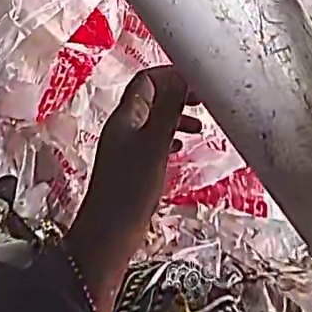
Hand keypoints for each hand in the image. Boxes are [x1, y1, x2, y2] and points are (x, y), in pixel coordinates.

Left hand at [67, 67, 199, 311]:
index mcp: (126, 116)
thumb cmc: (130, 191)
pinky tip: (181, 148)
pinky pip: (152, 140)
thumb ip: (167, 114)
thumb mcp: (155, 148)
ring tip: (200, 125)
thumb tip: (180, 82)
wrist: (107, 236)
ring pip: (153, 119)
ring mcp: (125, 146)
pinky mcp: (130, 166)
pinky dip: (169, 137)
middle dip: (176, 92)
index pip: (146, 80)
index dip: (171, 75)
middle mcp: (123, 126)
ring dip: (175, 116)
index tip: (198, 80)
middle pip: (150, 96)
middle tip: (204, 99)